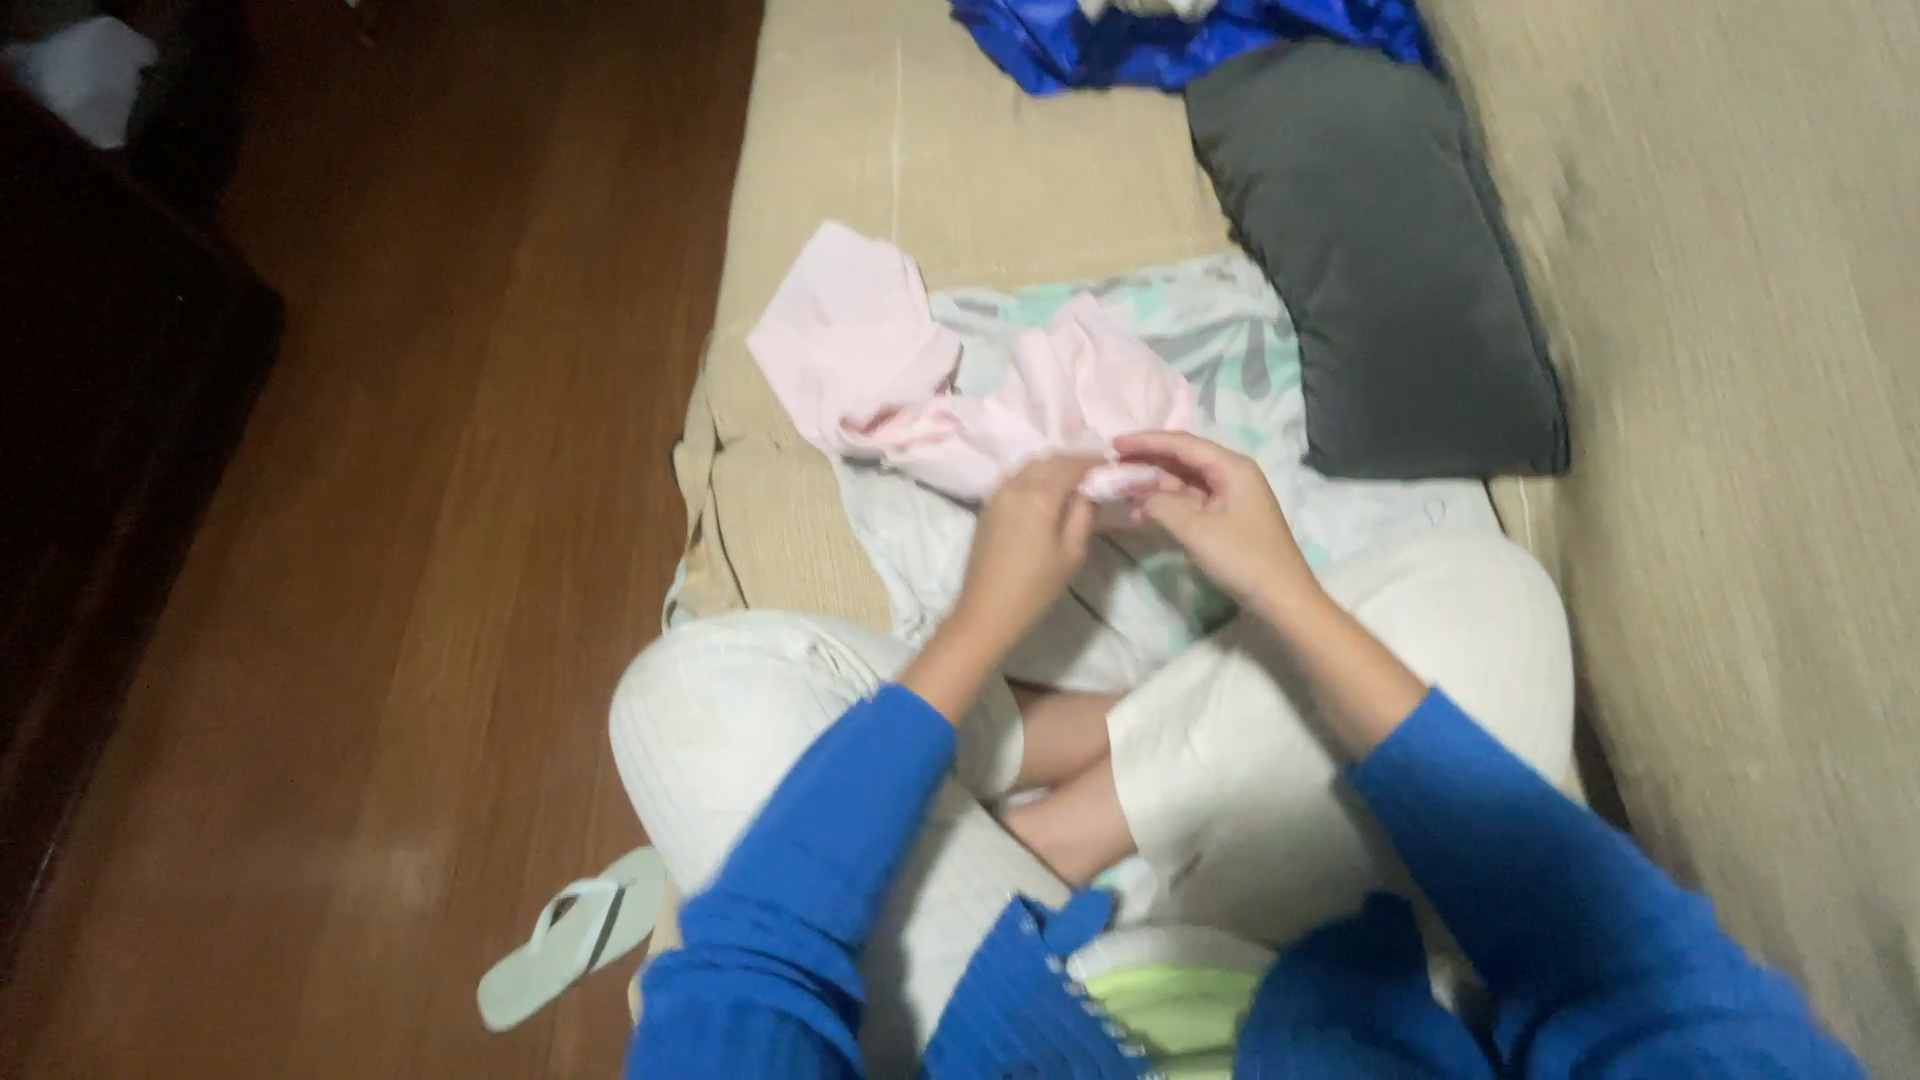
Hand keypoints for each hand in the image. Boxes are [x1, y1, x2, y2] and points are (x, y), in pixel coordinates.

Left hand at [948, 455, 1100, 653]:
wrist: (986, 610)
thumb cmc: (1035, 587)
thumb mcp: (1072, 553)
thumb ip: (1084, 515)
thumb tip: (1088, 492)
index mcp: (1038, 495)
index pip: (1070, 465)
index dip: (1093, 461)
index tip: (1110, 464)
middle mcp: (1015, 486)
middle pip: (1048, 460)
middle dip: (1072, 462)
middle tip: (1094, 473)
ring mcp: (996, 494)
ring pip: (1028, 467)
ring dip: (1051, 468)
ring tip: (1072, 482)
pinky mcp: (986, 507)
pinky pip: (1014, 480)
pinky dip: (1033, 477)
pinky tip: (1045, 493)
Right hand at [1114, 431, 1318, 620]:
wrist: (1281, 598)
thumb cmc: (1242, 558)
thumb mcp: (1195, 530)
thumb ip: (1161, 505)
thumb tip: (1138, 496)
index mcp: (1231, 467)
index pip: (1182, 444)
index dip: (1146, 442)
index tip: (1114, 444)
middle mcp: (1231, 474)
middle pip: (1183, 459)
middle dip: (1147, 461)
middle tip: (1113, 465)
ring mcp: (1229, 497)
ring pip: (1183, 481)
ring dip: (1153, 485)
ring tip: (1121, 489)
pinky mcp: (1225, 518)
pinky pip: (1189, 501)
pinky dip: (1165, 504)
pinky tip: (1141, 514)